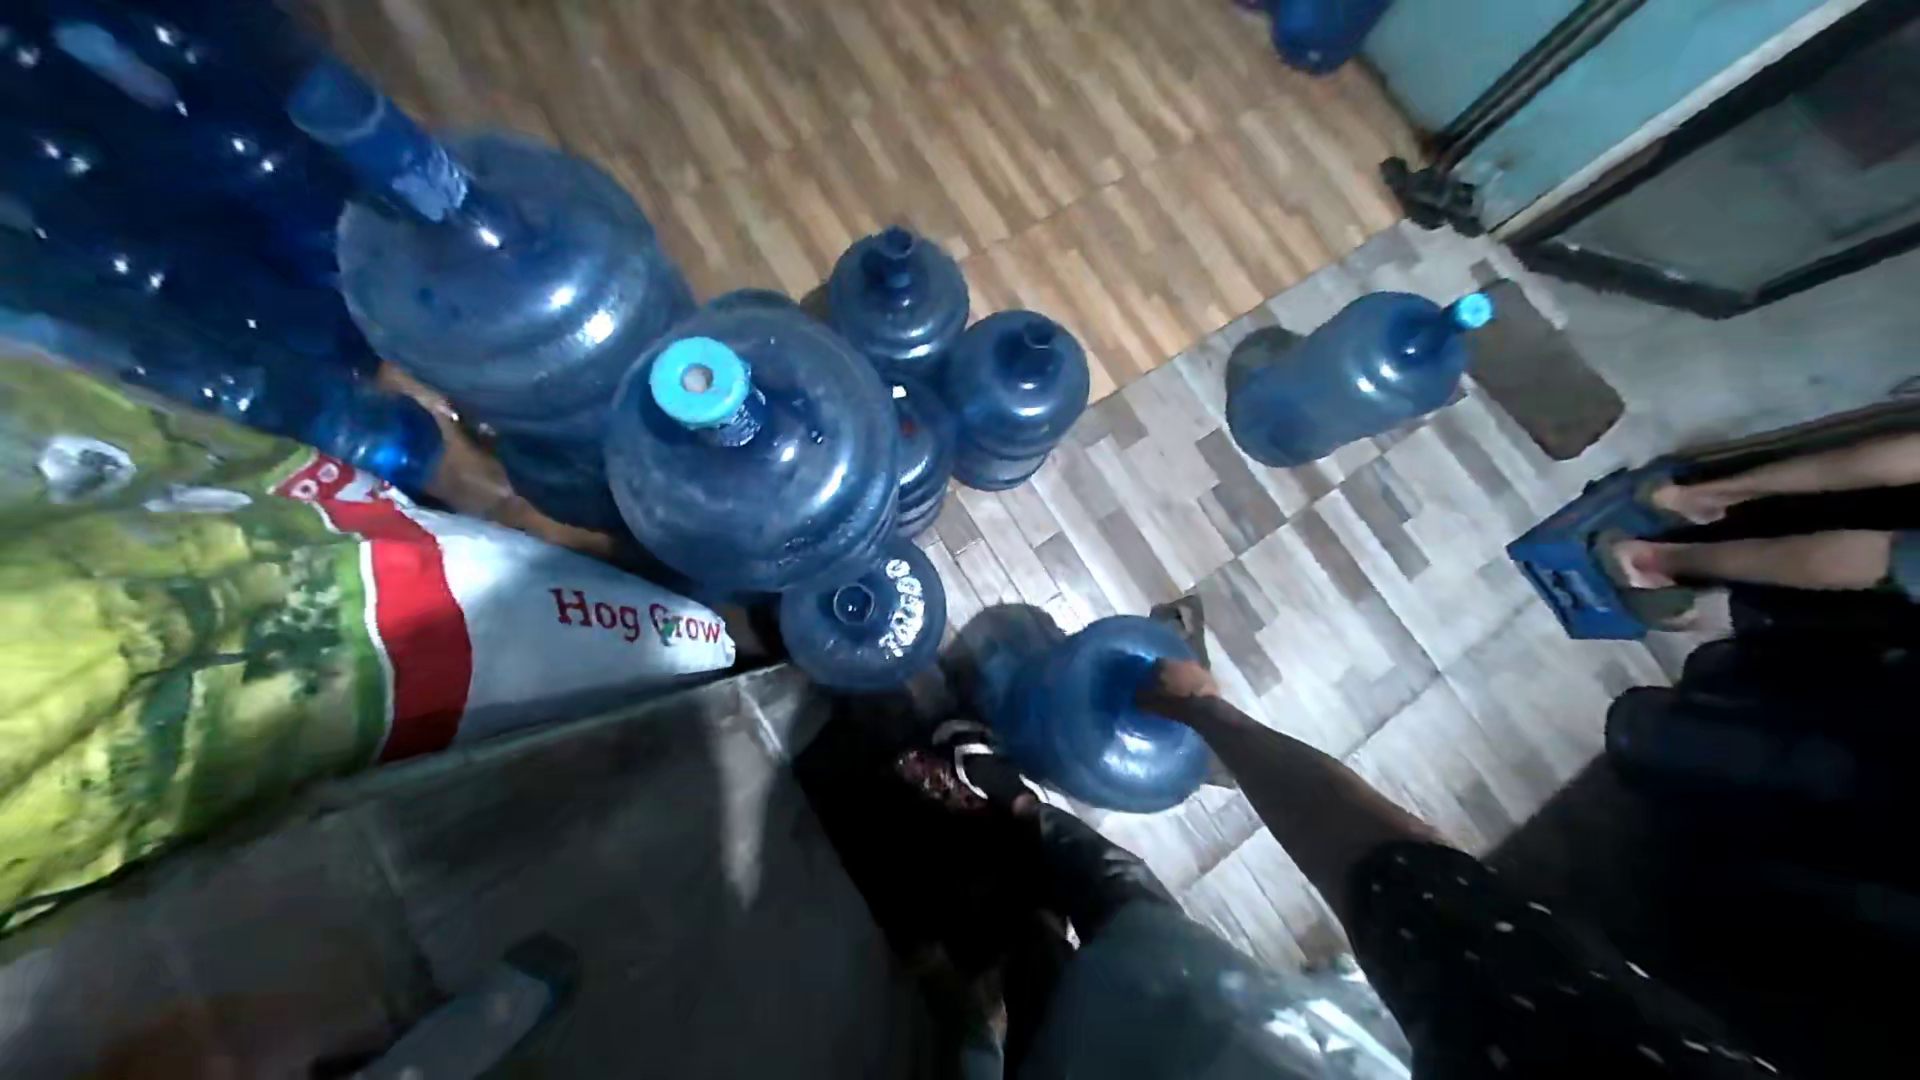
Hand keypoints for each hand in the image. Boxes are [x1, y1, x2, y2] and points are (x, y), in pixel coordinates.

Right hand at [1135, 658, 1220, 722]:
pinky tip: (1192, 693)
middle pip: (1170, 666)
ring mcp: (1196, 667)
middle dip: (1168, 675)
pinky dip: (1194, 684)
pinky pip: (1197, 678)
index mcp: (1164, 663)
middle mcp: (1180, 660)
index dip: (1151, 675)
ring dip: (1182, 679)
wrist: (1205, 709)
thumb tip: (1133, 694)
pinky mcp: (1209, 676)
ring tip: (1180, 691)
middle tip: (1165, 687)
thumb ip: (1141, 697)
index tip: (1150, 684)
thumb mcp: (1152, 703)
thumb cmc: (1175, 703)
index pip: (1153, 665)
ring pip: (1185, 671)